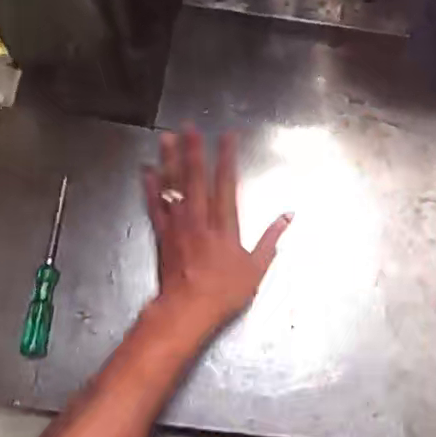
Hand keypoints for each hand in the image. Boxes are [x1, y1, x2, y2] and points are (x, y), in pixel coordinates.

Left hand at [142, 128, 291, 336]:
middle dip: (194, 150)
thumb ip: (270, 240)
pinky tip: (147, 171)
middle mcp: (200, 220)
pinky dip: (151, 188)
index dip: (227, 158)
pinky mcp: (162, 236)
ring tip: (167, 137)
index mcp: (224, 226)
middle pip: (195, 178)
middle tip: (190, 126)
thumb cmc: (224, 292)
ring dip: (170, 161)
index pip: (226, 184)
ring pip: (173, 187)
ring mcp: (178, 226)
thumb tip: (288, 216)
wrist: (187, 310)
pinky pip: (155, 207)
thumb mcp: (256, 269)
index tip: (227, 137)